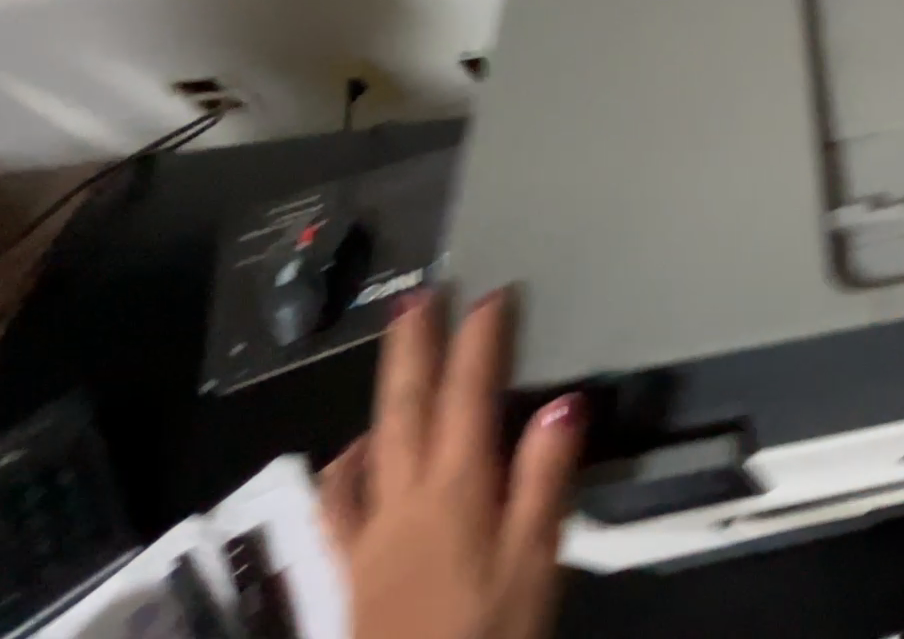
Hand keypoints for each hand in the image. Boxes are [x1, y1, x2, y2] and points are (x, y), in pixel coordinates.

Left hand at [319, 291, 584, 638]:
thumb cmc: (490, 628)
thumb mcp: (536, 556)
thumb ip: (546, 477)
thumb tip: (563, 403)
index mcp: (456, 489)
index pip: (469, 397)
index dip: (480, 343)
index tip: (492, 298)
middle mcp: (406, 496)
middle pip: (407, 406)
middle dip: (416, 347)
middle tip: (420, 297)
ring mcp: (371, 529)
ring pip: (373, 441)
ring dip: (386, 389)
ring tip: (395, 354)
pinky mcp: (353, 562)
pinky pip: (340, 498)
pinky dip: (350, 461)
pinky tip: (357, 453)